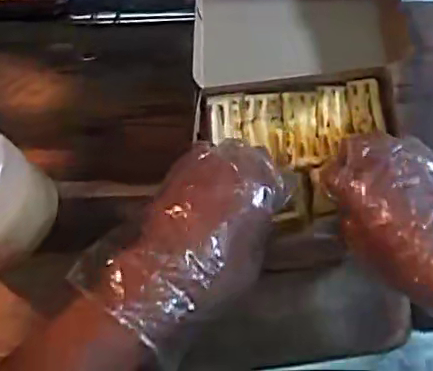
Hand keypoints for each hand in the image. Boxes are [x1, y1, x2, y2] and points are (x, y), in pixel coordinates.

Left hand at [74, 141, 283, 358]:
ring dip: (226, 166)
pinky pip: (197, 162)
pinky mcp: (175, 173)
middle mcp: (228, 168)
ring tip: (225, 186)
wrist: (159, 279)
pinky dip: (203, 172)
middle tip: (250, 187)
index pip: (272, 172)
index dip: (273, 183)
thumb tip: (262, 214)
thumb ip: (259, 229)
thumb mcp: (250, 263)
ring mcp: (199, 167)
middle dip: (250, 168)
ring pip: (221, 153)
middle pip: (247, 155)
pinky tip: (202, 191)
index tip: (272, 195)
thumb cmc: (212, 278)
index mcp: (253, 189)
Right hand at [322, 133, 432, 310]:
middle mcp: (374, 161)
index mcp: (354, 186)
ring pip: (377, 141)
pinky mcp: (424, 154)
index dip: (329, 181)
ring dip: (372, 153)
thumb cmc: (405, 263)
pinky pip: (401, 146)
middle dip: (349, 159)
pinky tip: (401, 173)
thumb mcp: (364, 252)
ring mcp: (401, 153)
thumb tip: (347, 207)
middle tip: (353, 176)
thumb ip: (349, 222)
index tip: (333, 190)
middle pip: (352, 145)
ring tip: (377, 172)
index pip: (330, 171)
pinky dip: (396, 155)